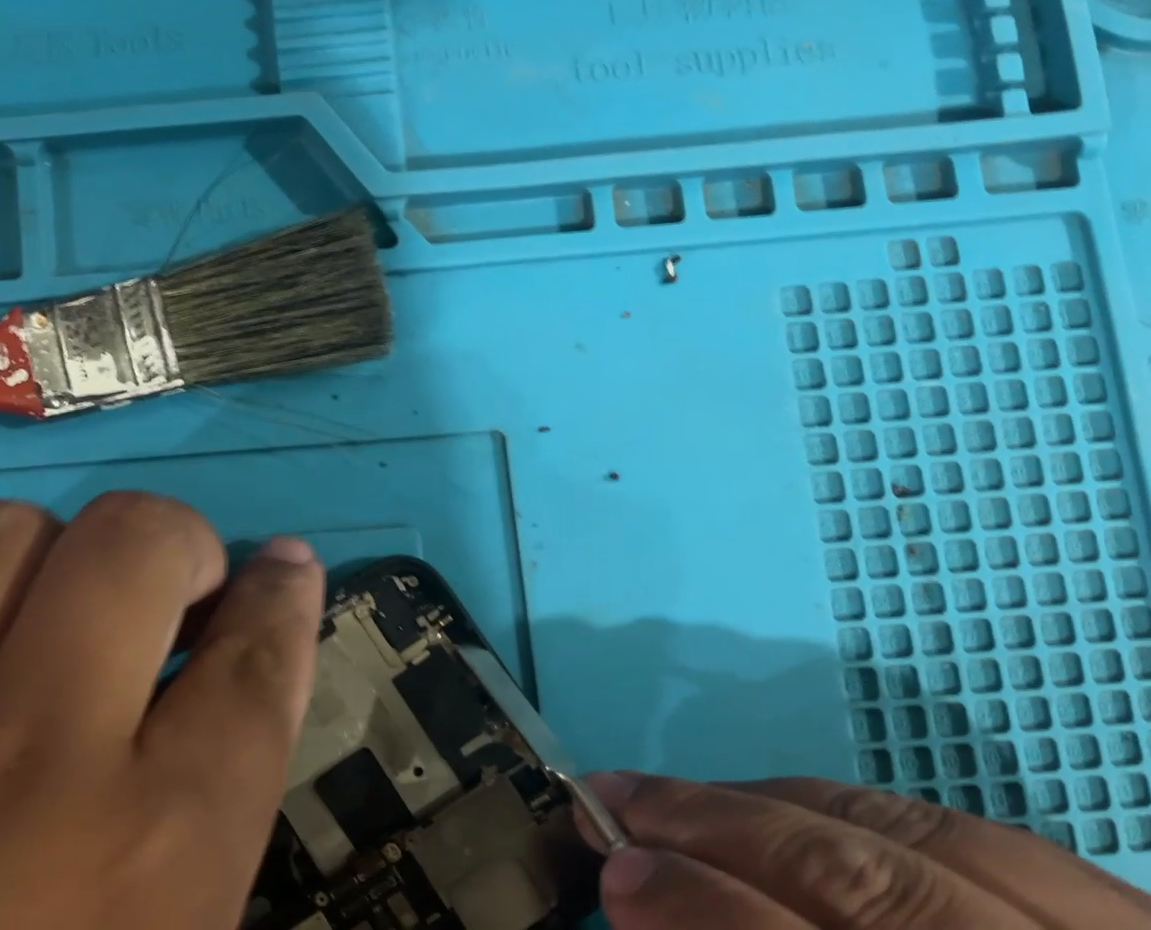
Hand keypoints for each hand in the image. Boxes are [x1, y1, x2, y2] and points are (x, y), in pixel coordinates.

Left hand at [0, 493, 325, 929]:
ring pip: (5, 534)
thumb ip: (213, 823)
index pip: (253, 662)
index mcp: (158, 841)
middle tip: (170, 594)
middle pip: (135, 544)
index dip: (283, 596)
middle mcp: (42, 747)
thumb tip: (225, 698)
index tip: (287, 565)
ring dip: (53, 556)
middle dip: (178, 543)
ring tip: (53, 611)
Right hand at [578, 772, 1150, 928]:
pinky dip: (873, 810)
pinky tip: (801, 805)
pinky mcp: (1135, 924)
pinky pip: (991, 836)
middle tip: (618, 799)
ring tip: (688, 794)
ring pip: (929, 837)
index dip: (701, 905)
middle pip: (870, 885)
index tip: (612, 868)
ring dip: (780, 801)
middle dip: (717, 825)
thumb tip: (642, 903)